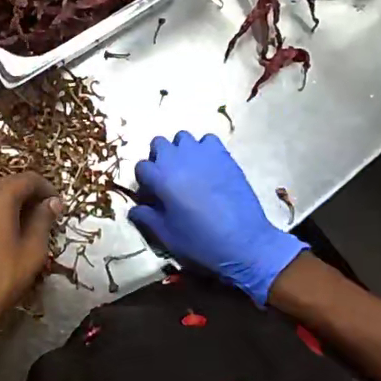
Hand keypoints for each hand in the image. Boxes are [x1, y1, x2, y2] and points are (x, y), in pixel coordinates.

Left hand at [0, 173, 60, 353]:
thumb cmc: (2, 277)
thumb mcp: (32, 250)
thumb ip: (43, 220)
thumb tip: (53, 201)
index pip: (28, 178)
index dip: (47, 187)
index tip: (58, 205)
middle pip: (8, 183)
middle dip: (29, 194)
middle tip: (46, 215)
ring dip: (12, 204)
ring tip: (27, 225)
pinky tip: (2, 235)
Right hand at [130, 131, 304, 304]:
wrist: (245, 243)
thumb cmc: (201, 242)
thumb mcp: (166, 236)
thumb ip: (146, 218)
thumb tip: (134, 209)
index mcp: (159, 177)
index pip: (140, 167)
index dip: (145, 182)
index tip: (153, 197)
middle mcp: (176, 159)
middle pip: (158, 144)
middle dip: (160, 158)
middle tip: (169, 179)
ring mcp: (201, 154)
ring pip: (182, 137)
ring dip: (181, 150)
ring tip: (189, 170)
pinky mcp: (223, 155)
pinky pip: (208, 140)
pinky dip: (206, 149)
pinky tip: (210, 166)